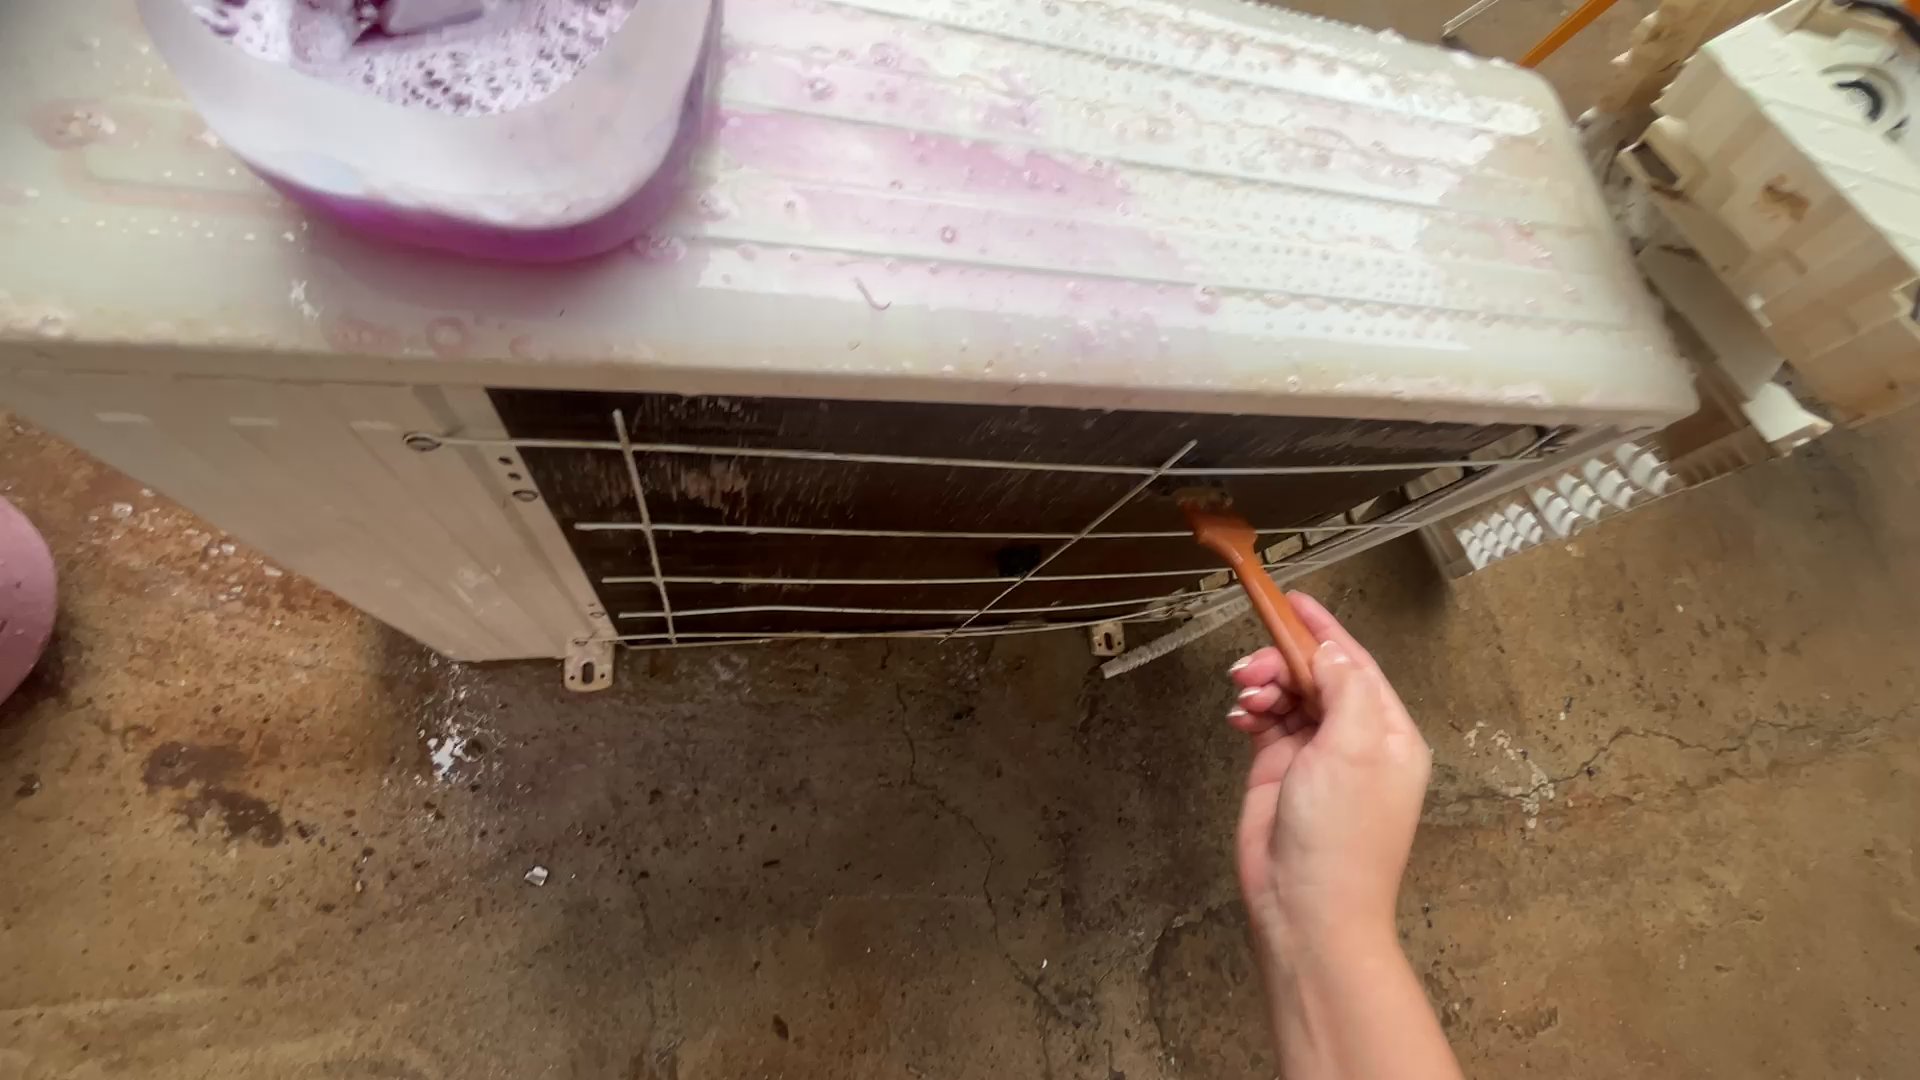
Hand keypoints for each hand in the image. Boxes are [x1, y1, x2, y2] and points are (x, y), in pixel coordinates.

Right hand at [1227, 592, 1431, 960]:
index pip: (1353, 664)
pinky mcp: (1279, 768)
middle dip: (1280, 662)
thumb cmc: (1340, 833)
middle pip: (1313, 674)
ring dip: (1261, 686)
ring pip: (1285, 694)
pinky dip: (1249, 711)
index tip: (1292, 600)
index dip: (1323, 630)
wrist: (1304, 903)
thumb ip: (1346, 688)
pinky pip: (1263, 720)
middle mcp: (1353, 738)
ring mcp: (1314, 754)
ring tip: (1244, 697)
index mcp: (1387, 732)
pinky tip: (1239, 718)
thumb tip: (1327, 652)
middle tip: (1250, 668)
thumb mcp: (1355, 749)